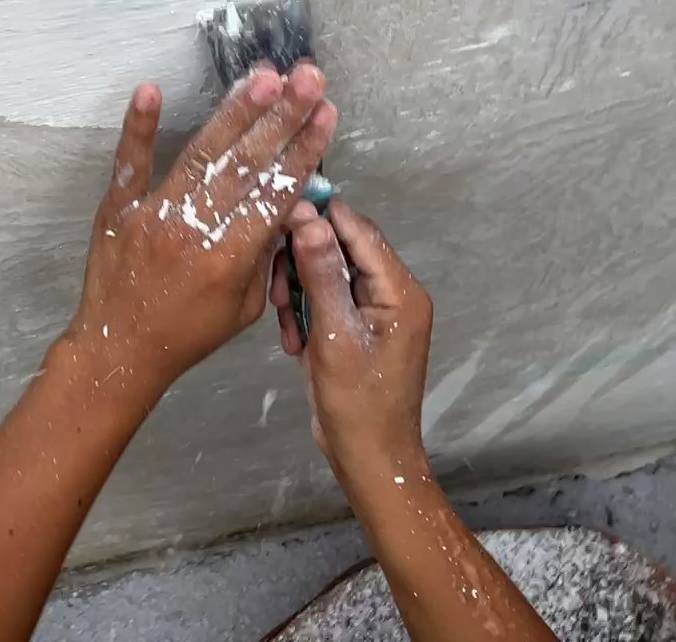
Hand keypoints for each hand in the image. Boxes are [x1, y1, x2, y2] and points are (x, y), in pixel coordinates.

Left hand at [63, 62, 337, 398]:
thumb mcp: (244, 308)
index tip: (326, 113)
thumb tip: (284, 205)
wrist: (119, 350)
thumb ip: (264, 254)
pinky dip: (140, 125)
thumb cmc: (187, 334)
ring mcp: (152, 213)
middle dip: (282, 116)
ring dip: (235, 112)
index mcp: (229, 257)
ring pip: (201, 154)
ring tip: (263, 76)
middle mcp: (194, 228)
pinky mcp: (118, 206)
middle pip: (246, 163)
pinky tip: (150, 89)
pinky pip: (130, 161)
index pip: (275, 192)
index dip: (304, 149)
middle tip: (307, 76)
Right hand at [272, 200, 433, 475]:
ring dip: (298, 290)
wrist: (369, 460)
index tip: (276, 215)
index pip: (357, 228)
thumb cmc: (357, 402)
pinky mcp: (358, 325)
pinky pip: (326, 298)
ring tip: (284, 321)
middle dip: (301, 262)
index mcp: (399, 288)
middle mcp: (392, 291)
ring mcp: (375, 309)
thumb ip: (321, 272)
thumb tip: (308, 217)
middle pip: (339, 247)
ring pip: (326, 272)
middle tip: (276, 289)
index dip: (317, 216)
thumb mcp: (334, 334)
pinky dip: (304, 312)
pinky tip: (294, 340)